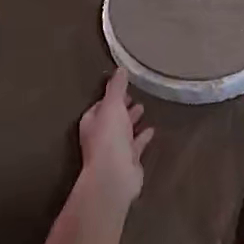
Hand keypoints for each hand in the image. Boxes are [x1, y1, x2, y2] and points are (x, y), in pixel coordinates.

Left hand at [79, 69, 152, 206]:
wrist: (114, 175)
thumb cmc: (109, 137)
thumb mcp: (112, 106)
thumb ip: (116, 88)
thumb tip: (120, 69)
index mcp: (92, 122)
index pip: (99, 105)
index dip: (110, 97)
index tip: (122, 88)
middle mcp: (101, 136)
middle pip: (112, 118)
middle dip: (121, 108)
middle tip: (133, 97)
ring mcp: (115, 150)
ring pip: (124, 131)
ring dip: (132, 121)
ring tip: (143, 108)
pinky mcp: (129, 160)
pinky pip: (136, 145)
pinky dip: (143, 137)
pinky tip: (152, 130)